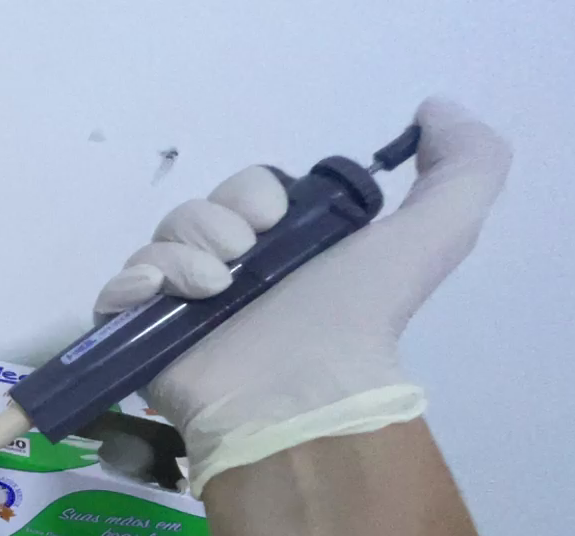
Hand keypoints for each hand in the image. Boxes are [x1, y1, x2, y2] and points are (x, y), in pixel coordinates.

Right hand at [93, 97, 510, 494]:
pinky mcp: (133, 335)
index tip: (272, 222)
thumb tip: (434, 108)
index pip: (237, 191)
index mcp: (274, 245)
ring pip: (150, 249)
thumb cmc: (352, 316)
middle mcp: (218, 270)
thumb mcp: (438, 230)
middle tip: (239, 265)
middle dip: (211, 227)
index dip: (248, 194)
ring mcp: (171, 305)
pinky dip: (126, 287)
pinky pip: (110, 292)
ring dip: (178, 260)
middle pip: (188, 214)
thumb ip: (464, 163)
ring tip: (208, 294)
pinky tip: (153, 296)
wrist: (292, 388)